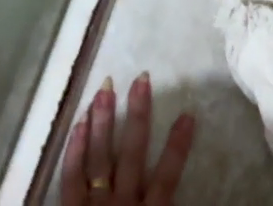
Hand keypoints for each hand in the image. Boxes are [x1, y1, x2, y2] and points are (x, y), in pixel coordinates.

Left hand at [61, 73, 194, 205]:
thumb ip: (169, 201)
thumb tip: (201, 191)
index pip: (167, 176)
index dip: (178, 146)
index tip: (188, 114)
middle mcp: (122, 200)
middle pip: (132, 154)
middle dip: (137, 115)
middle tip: (141, 78)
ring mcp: (94, 202)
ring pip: (100, 158)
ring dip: (104, 122)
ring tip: (105, 88)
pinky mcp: (71, 205)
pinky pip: (71, 176)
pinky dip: (75, 150)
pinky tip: (79, 123)